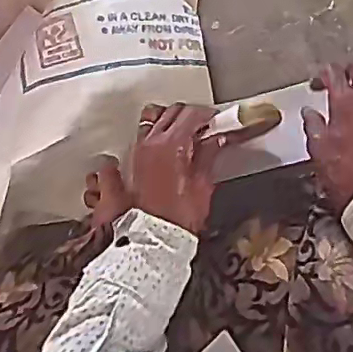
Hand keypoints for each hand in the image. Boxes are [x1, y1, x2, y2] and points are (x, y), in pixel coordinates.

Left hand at [80, 104, 225, 234]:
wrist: (155, 240)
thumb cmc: (179, 216)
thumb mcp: (203, 184)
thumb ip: (210, 155)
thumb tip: (218, 140)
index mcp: (172, 144)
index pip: (192, 114)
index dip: (209, 115)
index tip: (218, 121)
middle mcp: (152, 142)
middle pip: (174, 111)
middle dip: (193, 115)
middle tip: (208, 127)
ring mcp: (139, 150)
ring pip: (156, 118)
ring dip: (173, 120)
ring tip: (188, 133)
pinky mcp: (134, 161)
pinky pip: (145, 133)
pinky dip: (158, 130)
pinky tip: (170, 144)